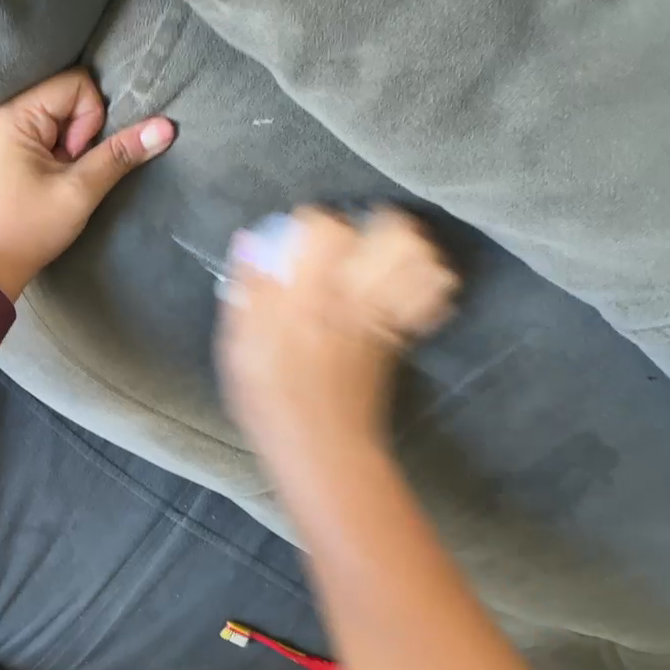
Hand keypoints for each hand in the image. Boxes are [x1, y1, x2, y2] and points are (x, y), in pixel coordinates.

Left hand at [0, 68, 175, 297]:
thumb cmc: (27, 229)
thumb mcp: (79, 192)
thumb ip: (120, 155)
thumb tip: (166, 127)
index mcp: (15, 115)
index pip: (76, 84)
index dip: (91, 119)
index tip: (75, 159)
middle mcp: (4, 115)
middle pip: (67, 99)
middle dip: (80, 135)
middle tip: (67, 174)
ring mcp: (2, 135)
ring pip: (58, 121)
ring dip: (69, 150)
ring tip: (57, 183)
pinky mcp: (5, 154)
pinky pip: (43, 137)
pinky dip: (56, 157)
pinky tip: (49, 184)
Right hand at [215, 206, 456, 460]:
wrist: (320, 448)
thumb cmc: (270, 401)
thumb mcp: (238, 348)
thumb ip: (248, 291)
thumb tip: (249, 244)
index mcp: (307, 295)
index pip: (325, 227)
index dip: (315, 221)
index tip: (302, 234)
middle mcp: (352, 297)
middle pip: (390, 231)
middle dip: (378, 222)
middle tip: (358, 234)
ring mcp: (383, 317)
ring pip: (419, 259)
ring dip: (408, 247)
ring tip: (387, 252)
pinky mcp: (400, 338)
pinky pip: (430, 296)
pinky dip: (429, 282)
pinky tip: (408, 285)